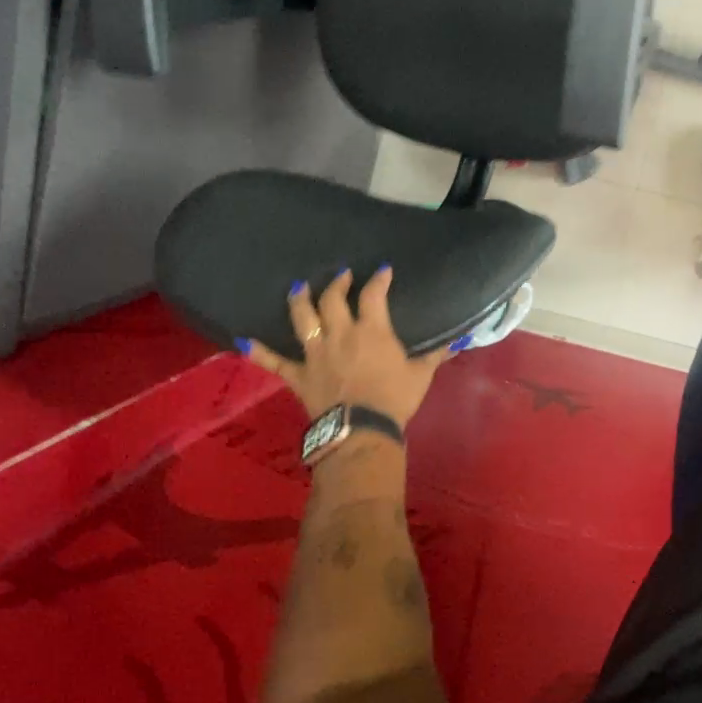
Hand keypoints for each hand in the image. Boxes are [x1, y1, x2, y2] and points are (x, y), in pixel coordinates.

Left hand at [241, 267, 447, 427]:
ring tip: (299, 288)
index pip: (374, 295)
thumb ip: (436, 354)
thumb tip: (457, 340)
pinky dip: (258, 351)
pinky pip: (274, 361)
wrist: (360, 431)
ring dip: (299, 300)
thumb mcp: (422, 374)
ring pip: (302, 319)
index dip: (379, 280)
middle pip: (332, 299)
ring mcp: (315, 353)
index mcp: (372, 331)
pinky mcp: (298, 375)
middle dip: (337, 284)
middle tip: (341, 276)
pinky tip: (244, 341)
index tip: (383, 271)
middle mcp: (340, 334)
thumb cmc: (394, 399)